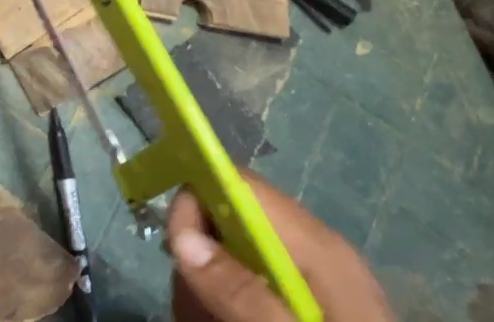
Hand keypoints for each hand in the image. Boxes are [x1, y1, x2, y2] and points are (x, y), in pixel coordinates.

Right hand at [170, 172, 392, 321]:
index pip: (240, 185)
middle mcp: (307, 255)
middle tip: (203, 317)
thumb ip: (245, 295)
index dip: (198, 203)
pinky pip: (238, 295)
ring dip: (204, 301)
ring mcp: (302, 285)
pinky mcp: (294, 310)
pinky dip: (218, 315)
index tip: (176, 251)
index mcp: (317, 248)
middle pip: (222, 225)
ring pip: (221, 265)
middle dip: (199, 269)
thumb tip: (183, 239)